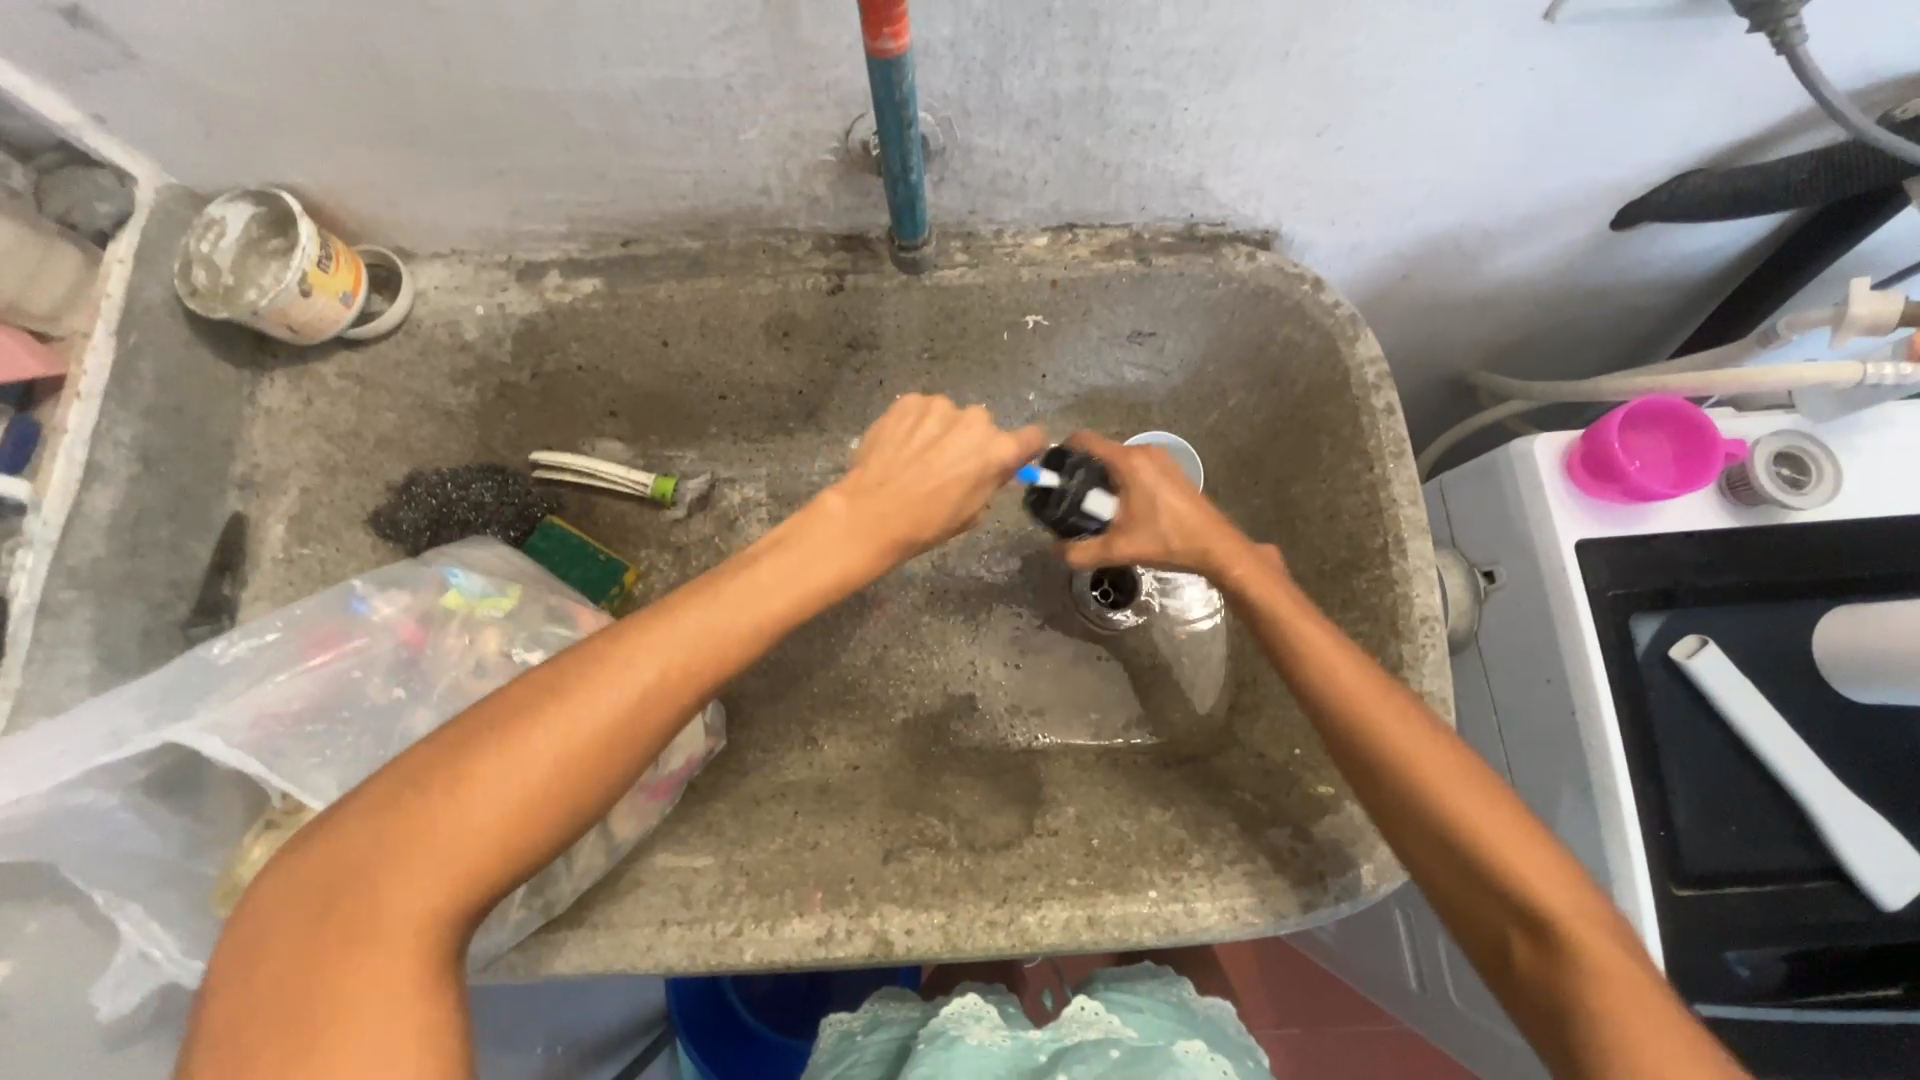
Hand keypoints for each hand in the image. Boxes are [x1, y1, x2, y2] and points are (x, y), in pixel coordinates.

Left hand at [823, 394, 1046, 562]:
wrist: (873, 512)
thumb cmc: (928, 522)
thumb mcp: (973, 510)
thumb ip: (991, 480)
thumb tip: (996, 468)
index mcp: (999, 451)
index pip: (1033, 437)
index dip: (1024, 447)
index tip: (1011, 457)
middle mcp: (976, 420)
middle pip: (984, 427)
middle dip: (972, 442)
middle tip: (949, 466)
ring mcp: (940, 406)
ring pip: (950, 416)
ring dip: (941, 431)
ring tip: (918, 458)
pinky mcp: (909, 401)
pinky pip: (921, 410)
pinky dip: (915, 424)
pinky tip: (900, 447)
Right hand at [1055, 430, 1276, 580]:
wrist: (1215, 546)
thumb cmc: (1166, 540)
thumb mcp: (1117, 550)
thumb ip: (1080, 551)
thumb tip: (1055, 551)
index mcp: (1127, 461)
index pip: (1083, 439)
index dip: (1063, 452)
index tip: (1053, 475)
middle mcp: (1143, 451)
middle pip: (1100, 453)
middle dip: (1084, 475)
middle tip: (1076, 504)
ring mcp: (1161, 458)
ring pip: (1118, 462)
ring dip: (1105, 481)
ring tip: (1100, 511)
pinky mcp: (1171, 469)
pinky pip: (1136, 467)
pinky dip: (1124, 482)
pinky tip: (1126, 510)